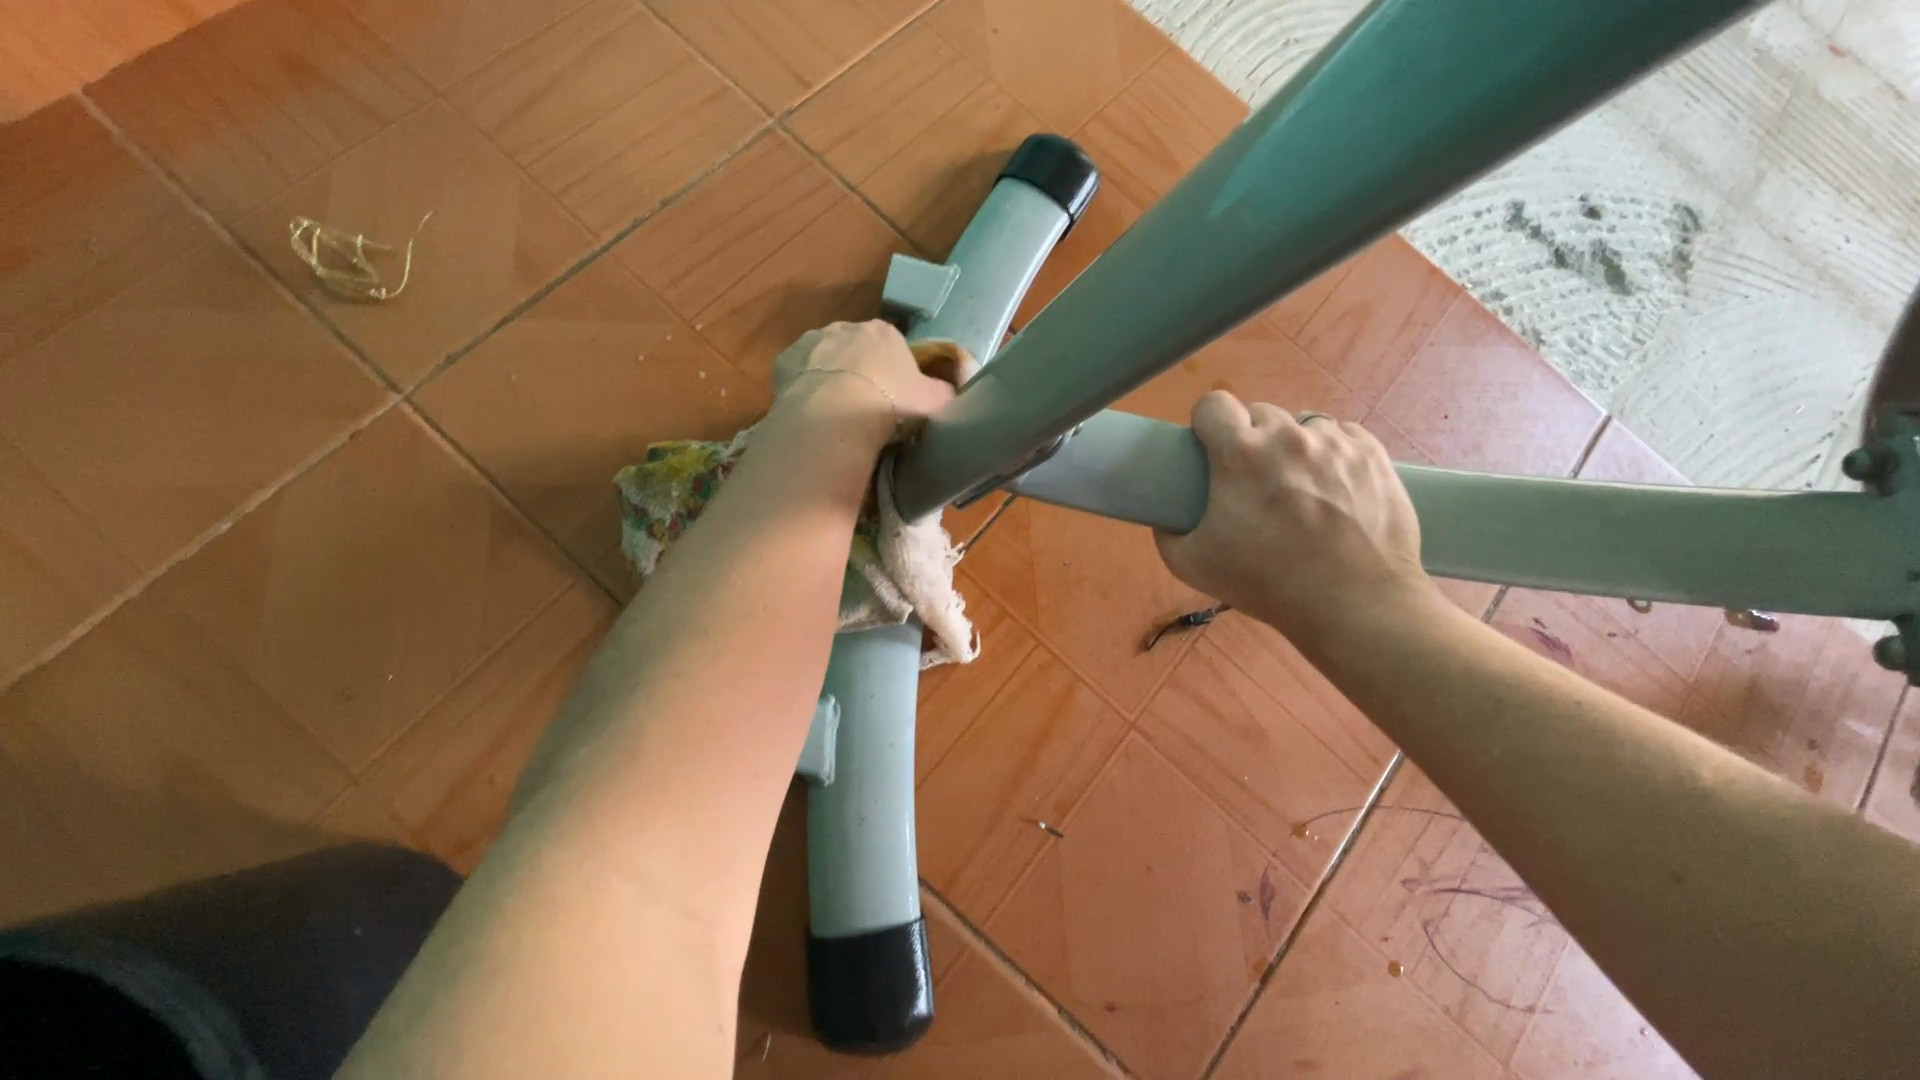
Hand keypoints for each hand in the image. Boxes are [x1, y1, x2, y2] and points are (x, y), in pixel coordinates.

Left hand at [770, 321, 956, 446]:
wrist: (836, 415)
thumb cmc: (890, 404)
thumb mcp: (934, 402)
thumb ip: (946, 393)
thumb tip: (954, 390)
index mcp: (884, 332)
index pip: (891, 346)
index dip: (892, 371)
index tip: (892, 397)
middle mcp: (846, 327)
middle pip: (855, 348)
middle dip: (858, 370)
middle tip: (862, 406)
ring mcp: (812, 341)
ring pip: (824, 359)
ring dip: (829, 377)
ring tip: (834, 412)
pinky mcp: (785, 361)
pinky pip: (798, 374)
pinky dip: (804, 388)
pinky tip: (811, 412)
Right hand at [1155, 391, 1436, 637]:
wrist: (1353, 603)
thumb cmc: (1267, 584)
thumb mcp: (1192, 565)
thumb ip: (1168, 534)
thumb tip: (1166, 518)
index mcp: (1241, 455)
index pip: (1213, 404)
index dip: (1208, 424)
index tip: (1211, 448)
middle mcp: (1288, 437)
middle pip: (1260, 413)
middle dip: (1253, 439)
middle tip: (1256, 480)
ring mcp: (1336, 442)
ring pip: (1304, 425)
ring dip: (1295, 446)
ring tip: (1301, 485)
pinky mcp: (1372, 454)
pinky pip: (1344, 436)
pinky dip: (1334, 454)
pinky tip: (1334, 487)